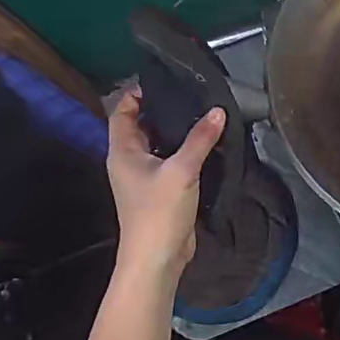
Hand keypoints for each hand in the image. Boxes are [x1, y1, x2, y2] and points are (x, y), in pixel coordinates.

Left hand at [106, 88, 224, 281]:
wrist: (157, 259)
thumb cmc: (158, 212)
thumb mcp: (181, 170)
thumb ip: (200, 139)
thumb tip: (218, 110)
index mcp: (122, 151)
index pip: (121, 112)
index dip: (136, 94)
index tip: (162, 80)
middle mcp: (130, 161)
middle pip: (142, 126)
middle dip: (163, 110)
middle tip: (190, 93)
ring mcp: (145, 178)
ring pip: (159, 145)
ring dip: (177, 132)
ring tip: (202, 113)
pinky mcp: (161, 191)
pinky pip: (171, 162)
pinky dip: (185, 152)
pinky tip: (206, 144)